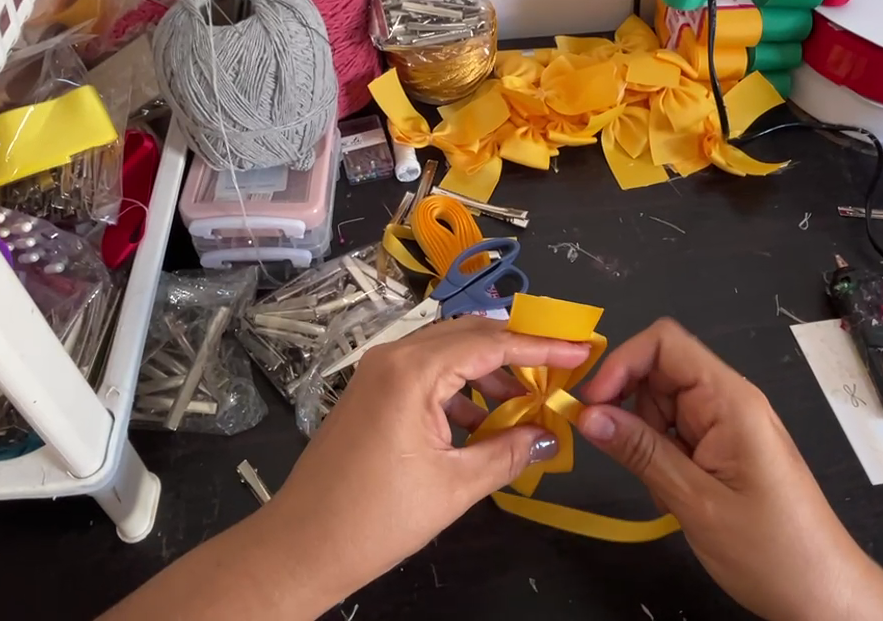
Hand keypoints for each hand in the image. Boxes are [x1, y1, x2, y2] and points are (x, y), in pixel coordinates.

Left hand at [265, 317, 591, 601]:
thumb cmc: (377, 517)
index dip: (540, 344)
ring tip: (527, 405)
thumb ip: (507, 453)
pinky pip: (427, 373)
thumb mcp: (454, 487)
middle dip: (516, 352)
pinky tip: (484, 422)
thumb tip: (549, 437)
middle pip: (469, 336)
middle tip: (559, 371)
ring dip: (489, 374)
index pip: (490, 341)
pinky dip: (461, 390)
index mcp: (412, 369)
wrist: (301, 546)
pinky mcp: (374, 390)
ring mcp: (379, 370)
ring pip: (448, 353)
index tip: (581, 349)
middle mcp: (394, 355)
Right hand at [577, 319, 882, 620]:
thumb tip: (586, 415)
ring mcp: (726, 423)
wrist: (830, 600)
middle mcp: (727, 399)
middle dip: (630, 406)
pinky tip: (673, 493)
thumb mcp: (697, 503)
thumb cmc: (773, 552)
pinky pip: (675, 431)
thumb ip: (641, 453)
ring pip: (661, 403)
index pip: (664, 343)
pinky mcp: (724, 447)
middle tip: (619, 452)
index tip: (591, 403)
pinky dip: (660, 455)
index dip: (622, 361)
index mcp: (729, 398)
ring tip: (661, 487)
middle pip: (658, 371)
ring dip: (645, 437)